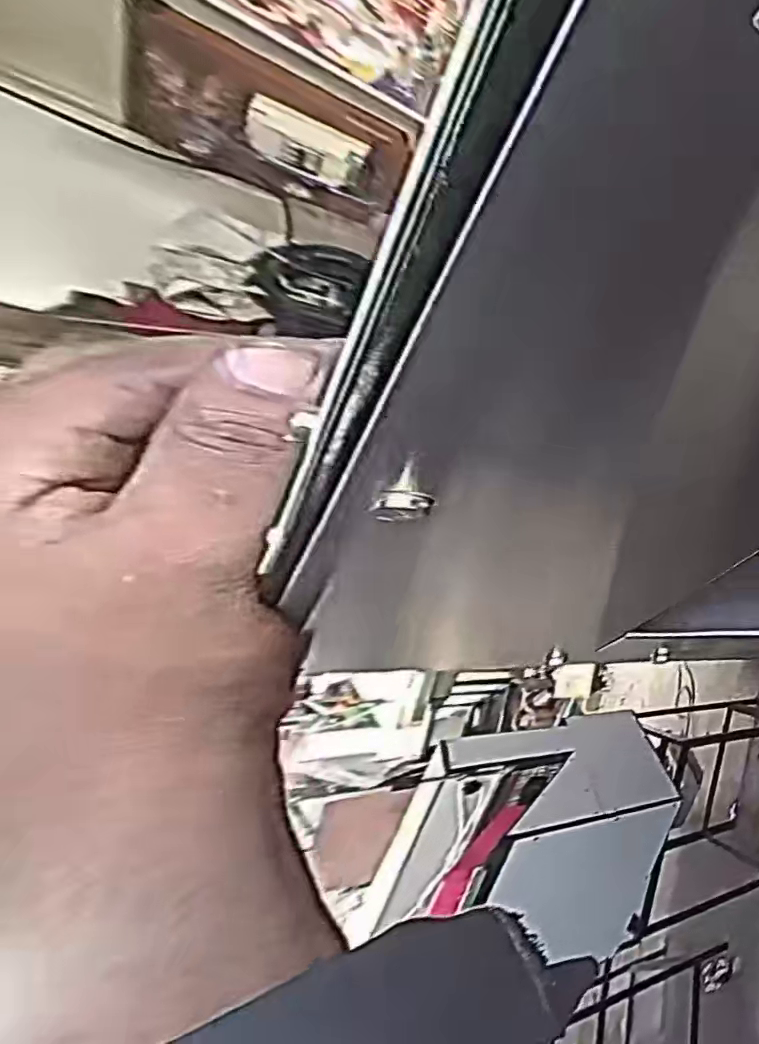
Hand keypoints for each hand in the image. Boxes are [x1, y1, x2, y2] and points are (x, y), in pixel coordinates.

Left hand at [0, 338, 325, 755]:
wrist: (143, 786)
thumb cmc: (126, 706)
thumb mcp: (181, 560)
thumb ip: (226, 456)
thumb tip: (274, 368)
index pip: (133, 371)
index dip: (242, 363)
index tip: (330, 364)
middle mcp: (23, 493)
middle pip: (159, 405)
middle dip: (257, 409)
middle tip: (336, 412)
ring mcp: (78, 524)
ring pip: (188, 448)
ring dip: (264, 451)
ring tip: (319, 459)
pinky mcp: (134, 552)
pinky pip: (206, 492)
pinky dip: (261, 489)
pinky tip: (289, 504)